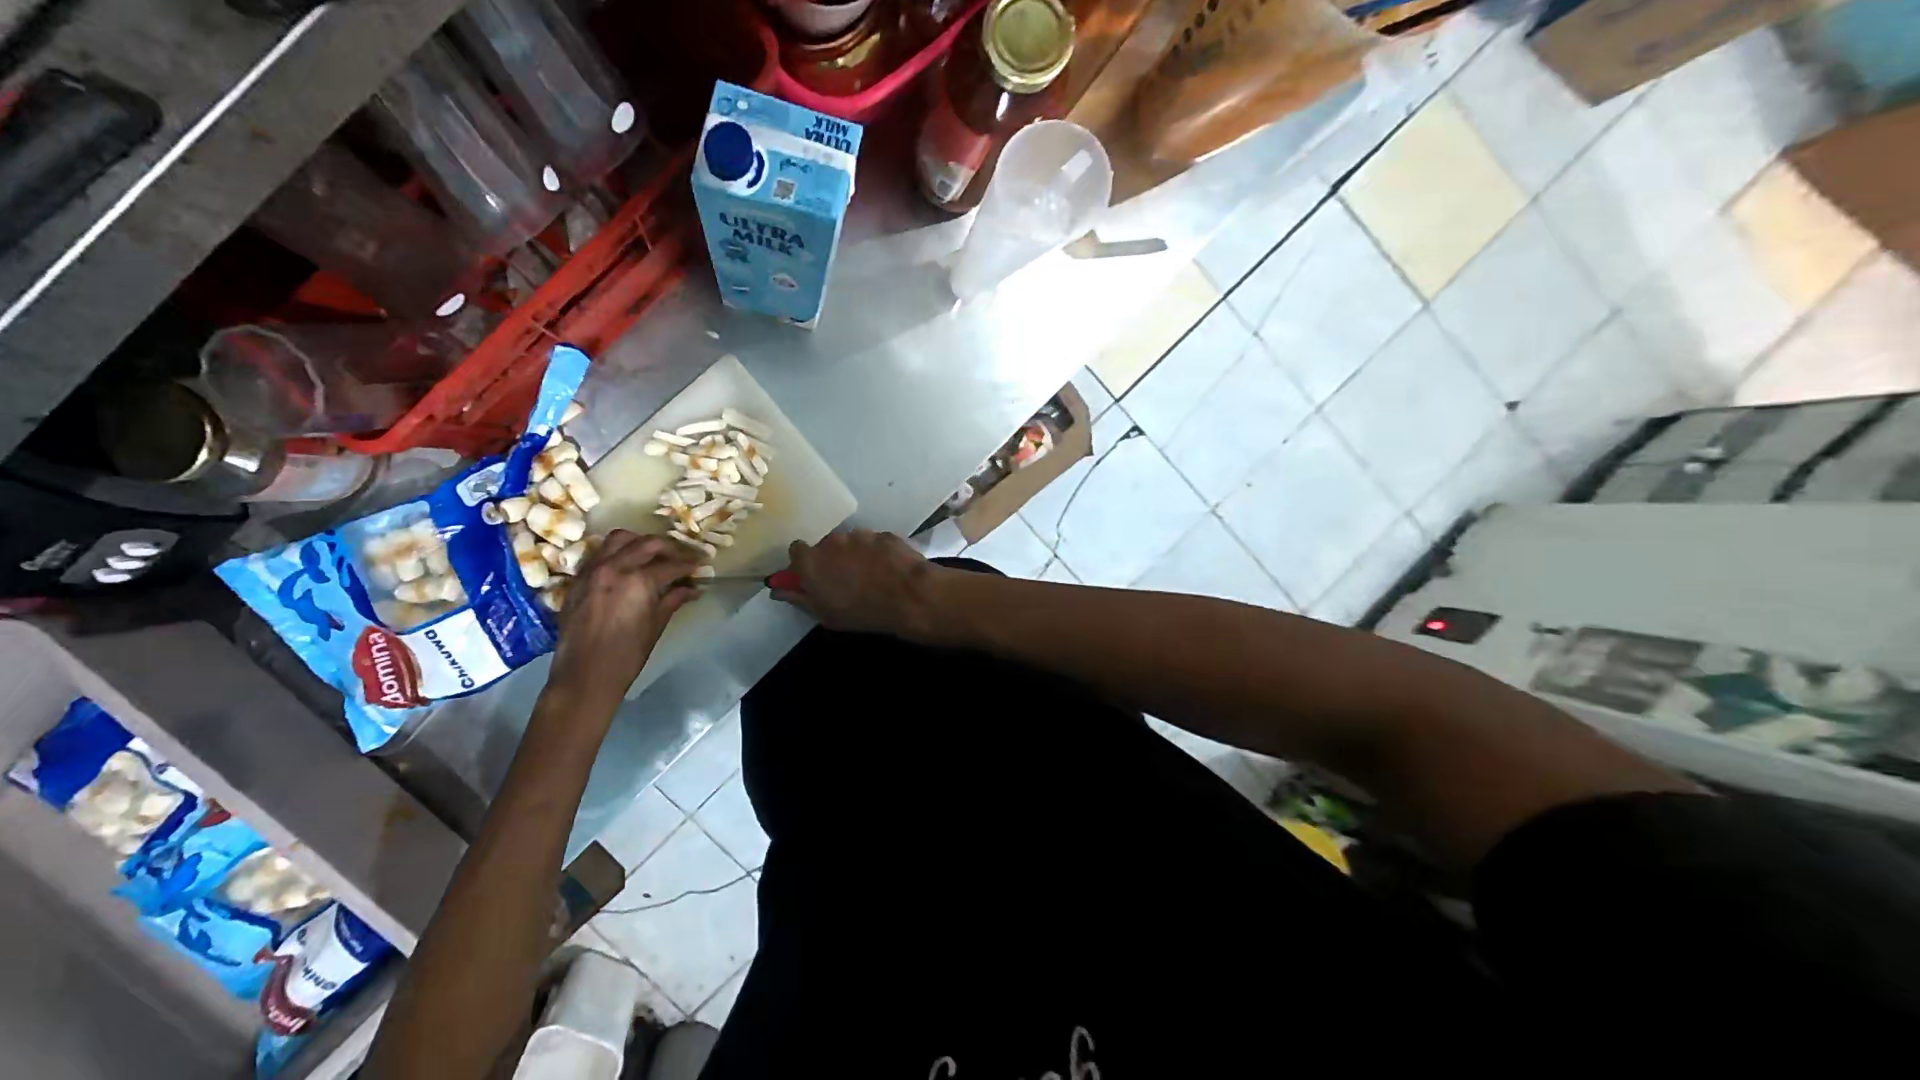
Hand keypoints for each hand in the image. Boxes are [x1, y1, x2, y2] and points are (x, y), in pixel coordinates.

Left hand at [549, 531, 701, 699]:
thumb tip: (692, 589)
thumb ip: (673, 600)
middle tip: (684, 555)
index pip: (670, 565)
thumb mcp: (655, 625)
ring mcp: (593, 570)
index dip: (689, 565)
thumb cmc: (627, 655)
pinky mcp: (579, 579)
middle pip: (647, 543)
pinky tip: (629, 564)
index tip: (701, 565)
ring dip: (641, 542)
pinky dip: (618, 552)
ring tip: (655, 553)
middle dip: (670, 547)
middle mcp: (614, 567)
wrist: (585, 675)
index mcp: (638, 580)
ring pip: (619, 539)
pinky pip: (601, 553)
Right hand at [773, 530, 949, 642]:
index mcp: (811, 561)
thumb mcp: (824, 614)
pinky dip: (878, 553)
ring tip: (871, 576)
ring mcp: (860, 535)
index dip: (804, 563)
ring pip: (851, 543)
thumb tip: (777, 589)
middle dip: (832, 559)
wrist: (908, 596)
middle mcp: (832, 541)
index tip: (813, 576)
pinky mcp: (883, 534)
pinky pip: (875, 543)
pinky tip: (889, 569)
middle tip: (846, 579)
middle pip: (826, 546)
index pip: (796, 551)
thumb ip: (799, 598)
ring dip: (856, 555)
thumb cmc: (861, 612)